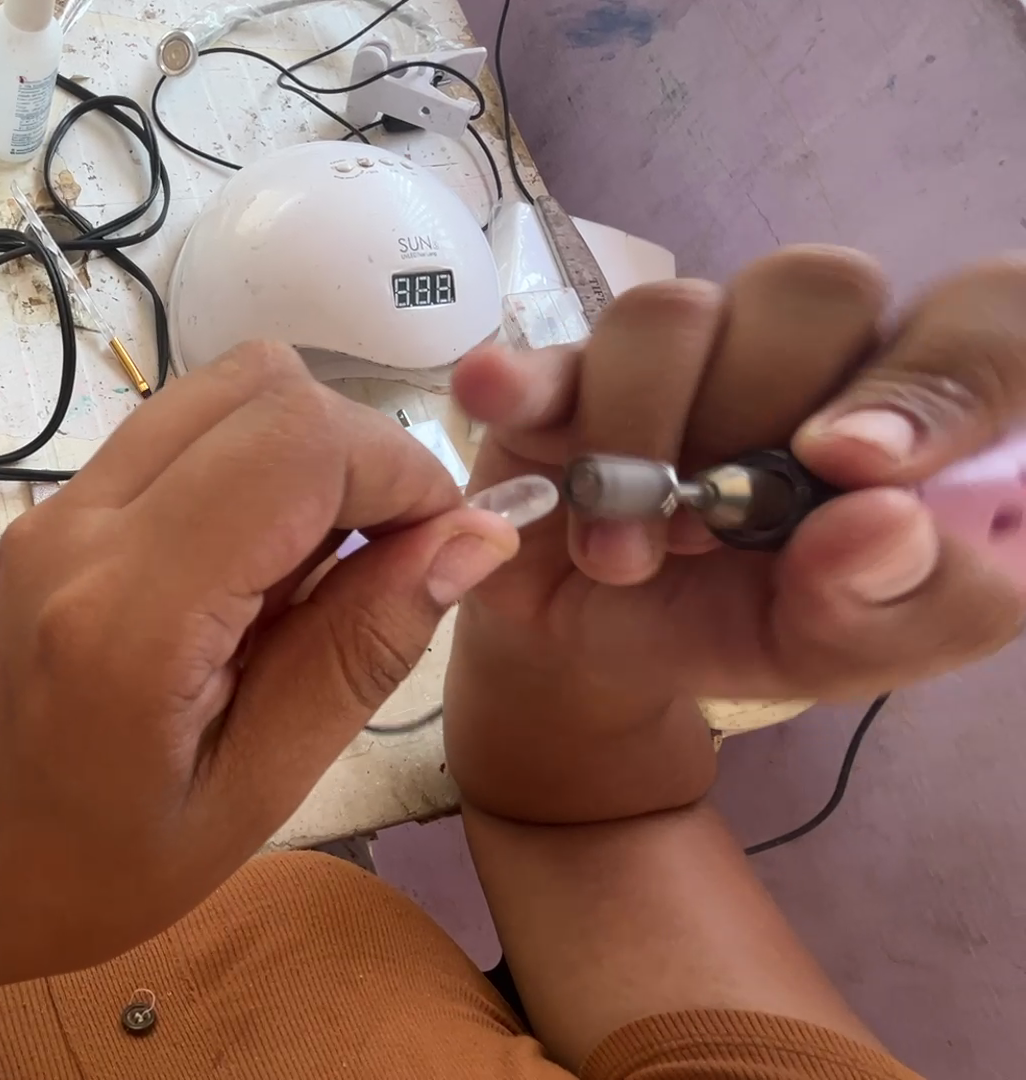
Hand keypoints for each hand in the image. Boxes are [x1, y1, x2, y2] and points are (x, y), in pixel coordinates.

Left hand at [0, 342, 517, 975]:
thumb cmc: (99, 865)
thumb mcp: (254, 790)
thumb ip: (359, 651)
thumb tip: (472, 538)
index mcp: (128, 613)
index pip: (294, 446)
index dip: (400, 471)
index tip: (442, 546)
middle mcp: (80, 526)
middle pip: (260, 385)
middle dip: (357, 450)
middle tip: (381, 558)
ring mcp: (55, 506)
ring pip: (218, 393)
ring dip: (301, 453)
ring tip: (310, 570)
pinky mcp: (54, 508)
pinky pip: (177, 436)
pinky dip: (247, 467)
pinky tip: (248, 565)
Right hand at [453, 248, 1025, 702]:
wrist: (588, 641)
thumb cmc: (729, 629)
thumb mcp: (842, 649)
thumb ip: (906, 605)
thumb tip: (882, 521)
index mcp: (900, 404)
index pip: (982, 315)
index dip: (937, 370)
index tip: (850, 465)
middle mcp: (787, 355)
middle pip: (811, 290)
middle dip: (754, 413)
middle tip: (709, 529)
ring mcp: (661, 362)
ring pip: (668, 314)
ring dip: (636, 438)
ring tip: (616, 550)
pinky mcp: (553, 388)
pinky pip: (540, 357)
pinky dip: (519, 379)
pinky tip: (490, 393)